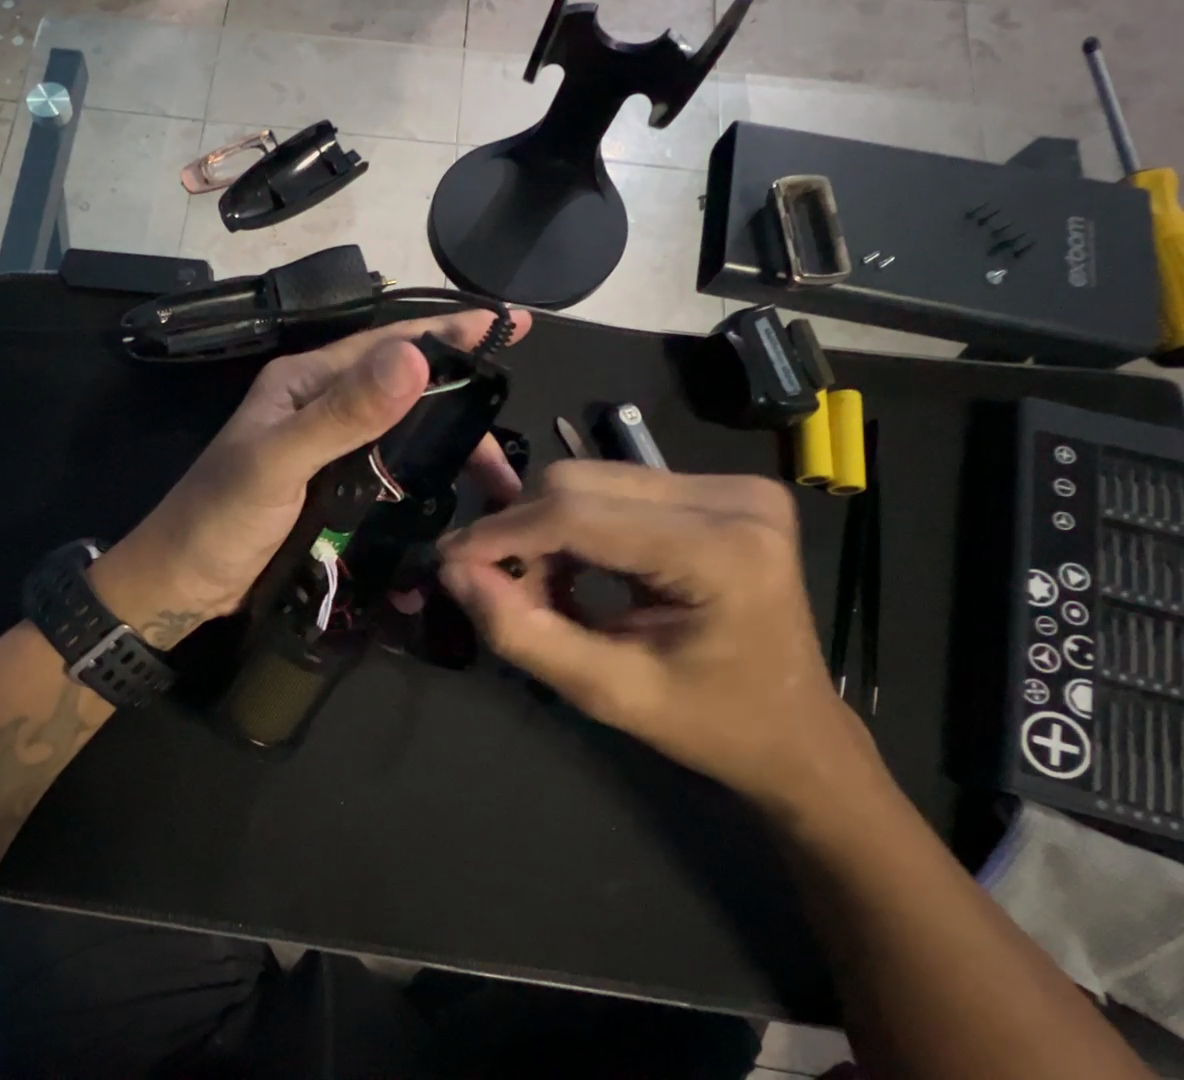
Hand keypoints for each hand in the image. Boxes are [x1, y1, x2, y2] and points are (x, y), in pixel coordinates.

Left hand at [91, 308, 531, 647]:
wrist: (179, 585)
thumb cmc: (217, 518)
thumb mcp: (277, 461)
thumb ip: (343, 414)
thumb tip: (416, 356)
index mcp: (303, 384)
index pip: (385, 346)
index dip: (446, 335)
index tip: (509, 326)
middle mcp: (317, 410)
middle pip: (402, 395)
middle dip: (457, 410)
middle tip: (507, 448)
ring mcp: (323, 456)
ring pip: (398, 440)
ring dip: (443, 455)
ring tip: (494, 485)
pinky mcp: (326, 496)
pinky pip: (384, 481)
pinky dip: (417, 490)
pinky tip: (448, 507)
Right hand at [438, 462, 884, 817]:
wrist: (795, 732)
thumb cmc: (708, 724)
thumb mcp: (606, 693)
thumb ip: (523, 632)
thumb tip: (453, 573)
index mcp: (720, 551)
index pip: (576, 512)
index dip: (499, 533)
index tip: (446, 563)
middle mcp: (732, 498)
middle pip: (579, 481)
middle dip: (521, 532)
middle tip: (502, 590)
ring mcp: (732, 487)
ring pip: (590, 479)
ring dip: (544, 528)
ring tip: (541, 589)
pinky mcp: (721, 490)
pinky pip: (614, 488)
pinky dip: (575, 526)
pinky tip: (576, 572)